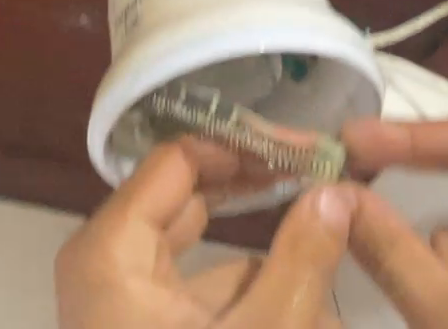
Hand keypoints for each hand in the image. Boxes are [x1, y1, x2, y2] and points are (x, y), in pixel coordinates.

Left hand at [55, 138, 353, 327]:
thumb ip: (302, 258)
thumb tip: (336, 190)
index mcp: (110, 249)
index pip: (181, 160)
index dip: (246, 144)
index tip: (308, 145)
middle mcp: (110, 263)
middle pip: (195, 198)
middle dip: (265, 190)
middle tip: (324, 172)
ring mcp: (128, 302)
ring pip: (208, 252)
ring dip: (271, 252)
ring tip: (332, 232)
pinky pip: (208, 296)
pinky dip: (257, 293)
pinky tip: (311, 299)